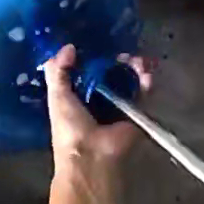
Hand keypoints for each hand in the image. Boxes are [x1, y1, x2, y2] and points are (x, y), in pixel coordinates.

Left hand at [42, 44, 153, 167]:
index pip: (87, 71)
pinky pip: (143, 93)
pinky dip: (146, 82)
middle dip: (118, 61)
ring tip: (136, 62)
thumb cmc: (70, 128)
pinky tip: (146, 75)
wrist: (93, 158)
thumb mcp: (57, 96)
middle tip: (123, 54)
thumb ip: (58, 71)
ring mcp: (118, 106)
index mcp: (77, 96)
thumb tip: (68, 47)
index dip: (94, 57)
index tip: (100, 45)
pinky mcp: (136, 113)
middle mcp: (99, 100)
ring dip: (134, 68)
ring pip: (129, 80)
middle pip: (111, 73)